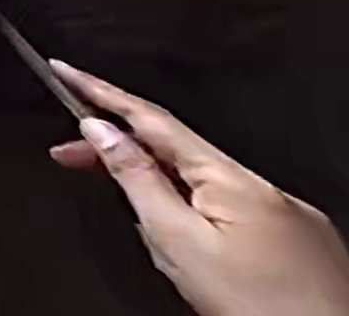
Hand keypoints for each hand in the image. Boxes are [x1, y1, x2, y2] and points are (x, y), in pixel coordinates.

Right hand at [48, 60, 348, 315]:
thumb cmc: (257, 309)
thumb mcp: (173, 236)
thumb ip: (133, 175)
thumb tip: (98, 129)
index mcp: (238, 184)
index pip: (151, 119)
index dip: (99, 90)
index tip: (62, 69)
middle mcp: (270, 194)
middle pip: (172, 149)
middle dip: (115, 146)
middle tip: (65, 154)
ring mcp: (291, 220)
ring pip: (196, 178)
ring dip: (147, 178)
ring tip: (117, 198)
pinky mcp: (299, 245)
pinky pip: (223, 203)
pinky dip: (183, 201)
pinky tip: (169, 224)